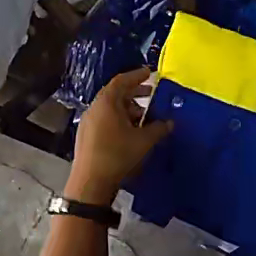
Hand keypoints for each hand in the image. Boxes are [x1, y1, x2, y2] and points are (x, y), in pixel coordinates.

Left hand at [65, 68, 172, 204]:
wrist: (91, 183)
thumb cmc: (118, 155)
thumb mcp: (144, 140)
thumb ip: (158, 128)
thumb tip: (169, 122)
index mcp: (107, 102)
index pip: (122, 81)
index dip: (136, 76)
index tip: (149, 72)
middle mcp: (95, 108)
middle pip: (115, 94)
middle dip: (134, 93)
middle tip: (151, 94)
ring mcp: (88, 122)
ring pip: (110, 108)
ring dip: (128, 109)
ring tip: (144, 117)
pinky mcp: (86, 136)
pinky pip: (105, 120)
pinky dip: (119, 120)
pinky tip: (131, 132)